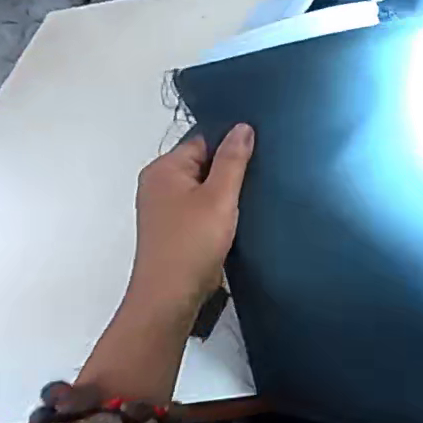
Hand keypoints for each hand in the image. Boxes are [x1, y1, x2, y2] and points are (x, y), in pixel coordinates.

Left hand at [117, 125, 254, 334]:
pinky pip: (202, 206)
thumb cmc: (192, 243)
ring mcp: (166, 207)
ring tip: (254, 196)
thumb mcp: (219, 196)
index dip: (232, 145)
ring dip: (227, 192)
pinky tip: (239, 216)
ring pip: (205, 187)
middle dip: (231, 169)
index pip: (203, 140)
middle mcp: (159, 184)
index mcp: (164, 169)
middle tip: (263, 175)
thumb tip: (243, 127)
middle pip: (204, 163)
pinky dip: (220, 209)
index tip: (261, 151)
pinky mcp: (176, 228)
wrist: (171, 296)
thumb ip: (232, 160)